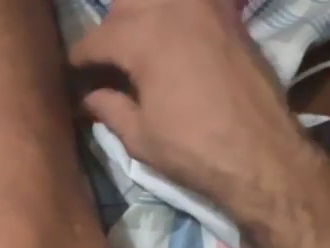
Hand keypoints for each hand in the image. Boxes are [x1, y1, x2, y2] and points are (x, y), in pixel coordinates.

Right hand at [69, 0, 325, 222]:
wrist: (258, 151)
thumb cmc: (192, 149)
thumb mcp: (140, 136)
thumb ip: (109, 109)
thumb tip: (88, 98)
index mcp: (143, 37)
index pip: (97, 37)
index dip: (79, 57)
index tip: (71, 73)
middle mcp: (173, 6)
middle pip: (126, 4)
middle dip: (110, 28)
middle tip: (106, 61)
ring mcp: (205, 5)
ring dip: (142, 14)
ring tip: (137, 45)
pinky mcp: (229, 14)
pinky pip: (193, 2)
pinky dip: (175, 13)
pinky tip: (172, 37)